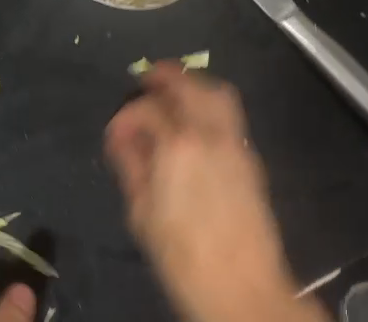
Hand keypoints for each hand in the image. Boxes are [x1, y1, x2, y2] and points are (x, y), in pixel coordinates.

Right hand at [105, 63, 320, 321]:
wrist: (244, 290)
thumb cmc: (183, 257)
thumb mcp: (142, 214)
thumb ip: (130, 165)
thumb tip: (122, 137)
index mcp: (177, 146)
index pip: (146, 108)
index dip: (126, 115)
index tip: (116, 132)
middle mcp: (210, 134)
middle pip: (188, 84)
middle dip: (163, 76)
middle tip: (145, 80)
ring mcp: (236, 144)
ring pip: (217, 92)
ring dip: (193, 84)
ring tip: (174, 91)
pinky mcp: (251, 159)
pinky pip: (230, 114)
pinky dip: (211, 104)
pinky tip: (196, 122)